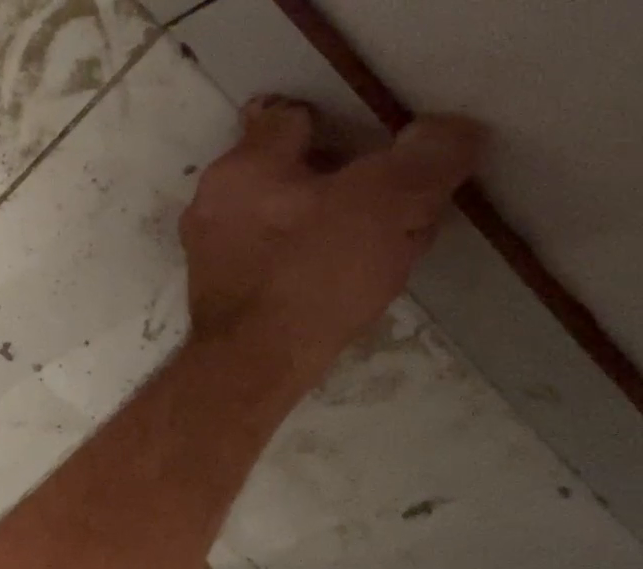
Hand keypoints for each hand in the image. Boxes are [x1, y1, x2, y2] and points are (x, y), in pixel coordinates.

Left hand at [180, 96, 485, 385]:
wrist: (254, 365)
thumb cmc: (312, 273)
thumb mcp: (390, 199)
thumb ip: (426, 155)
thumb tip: (443, 134)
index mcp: (240, 170)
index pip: (295, 117)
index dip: (349, 122)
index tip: (386, 145)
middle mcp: (212, 205)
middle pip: (299, 171)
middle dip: (354, 180)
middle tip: (402, 201)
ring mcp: (212, 251)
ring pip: (294, 216)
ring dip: (343, 222)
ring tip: (391, 243)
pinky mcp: (223, 289)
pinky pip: (282, 255)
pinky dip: (319, 257)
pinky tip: (358, 276)